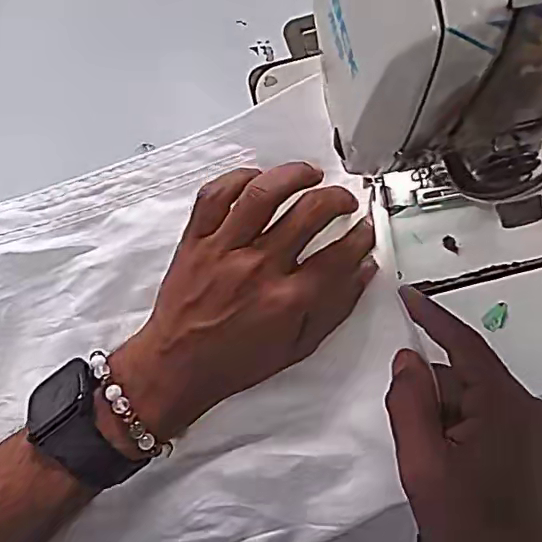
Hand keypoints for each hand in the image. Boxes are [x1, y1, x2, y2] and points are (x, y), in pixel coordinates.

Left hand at [106, 163, 376, 443]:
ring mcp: (223, 251)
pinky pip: (215, 196)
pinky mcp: (195, 241)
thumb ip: (335, 308)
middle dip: (337, 199)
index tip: (365, 229)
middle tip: (343, 201)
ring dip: (294, 175)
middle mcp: (257, 270)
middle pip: (309, 212)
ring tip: (309, 175)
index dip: (361, 236)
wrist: (177, 365)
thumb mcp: (297, 346)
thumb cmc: (233, 361)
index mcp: (286, 301)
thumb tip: (362, 272)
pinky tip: (257, 180)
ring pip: (263, 193)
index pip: (338, 254)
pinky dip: (238, 178)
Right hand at [385, 286, 541, 541]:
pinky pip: (488, 420)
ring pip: (475, 400)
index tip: (405, 295)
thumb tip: (408, 359)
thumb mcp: (422, 464)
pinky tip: (446, 464)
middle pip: (467, 376)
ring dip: (444, 417)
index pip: (465, 344)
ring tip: (428, 462)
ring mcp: (536, 430)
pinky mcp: (534, 451)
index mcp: (504, 405)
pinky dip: (460, 429)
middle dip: (430, 393)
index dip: (433, 317)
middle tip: (406, 434)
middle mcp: (528, 408)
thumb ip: (410, 403)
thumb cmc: (465, 528)